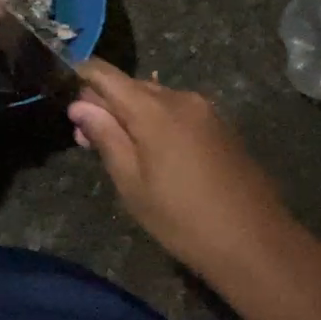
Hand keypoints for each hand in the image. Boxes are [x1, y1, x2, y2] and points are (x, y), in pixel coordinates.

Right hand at [68, 58, 288, 262]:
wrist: (257, 245)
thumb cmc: (183, 219)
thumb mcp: (132, 183)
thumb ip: (105, 136)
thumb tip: (79, 105)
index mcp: (153, 109)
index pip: (105, 74)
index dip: (80, 78)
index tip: (63, 96)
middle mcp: (180, 98)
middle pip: (131, 86)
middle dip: (105, 104)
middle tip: (86, 139)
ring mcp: (206, 111)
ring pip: (155, 99)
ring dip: (132, 114)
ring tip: (119, 150)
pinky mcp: (221, 127)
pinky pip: (177, 112)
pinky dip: (157, 123)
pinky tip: (154, 155)